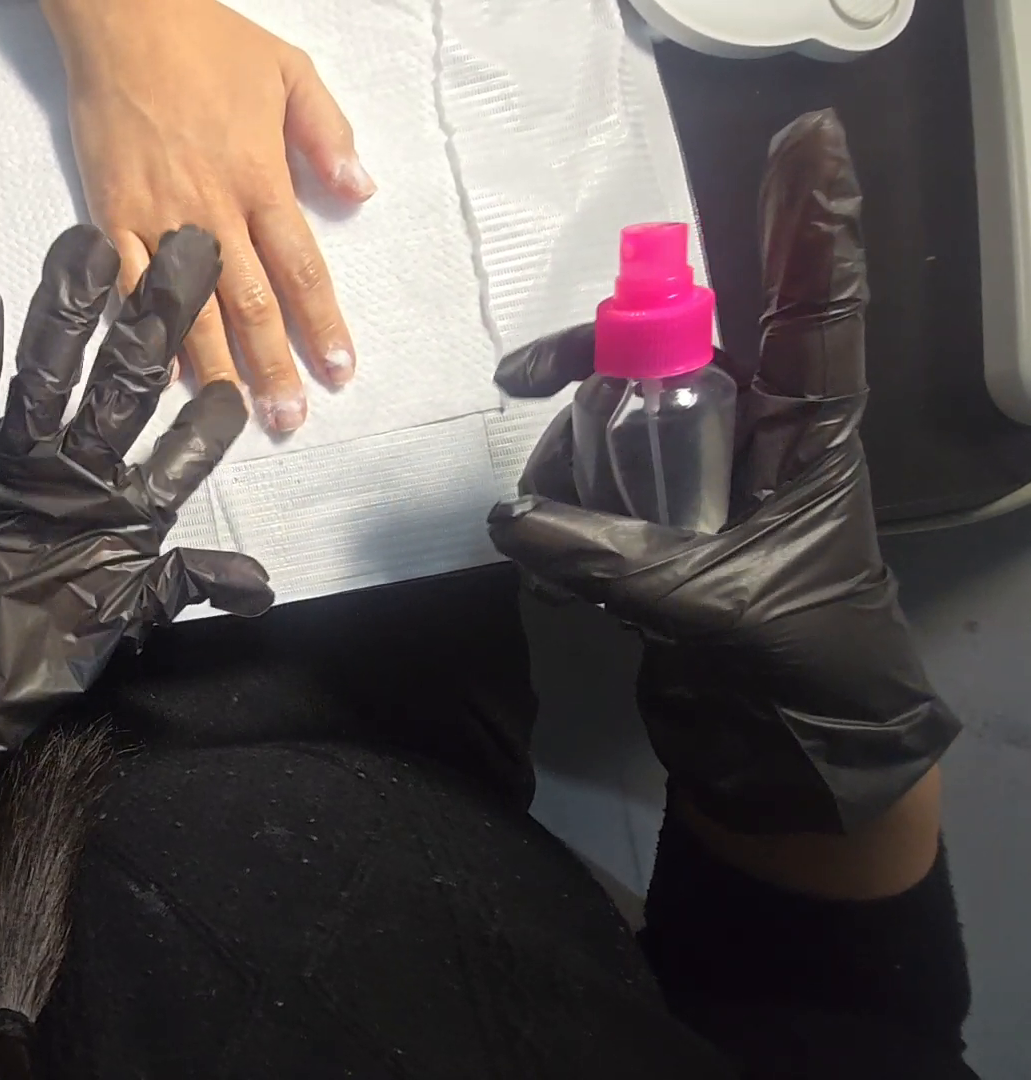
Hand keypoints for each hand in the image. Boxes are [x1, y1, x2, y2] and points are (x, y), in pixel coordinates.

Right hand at [0, 225, 273, 775]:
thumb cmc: (47, 644)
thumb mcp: (127, 614)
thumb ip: (187, 585)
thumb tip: (261, 587)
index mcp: (129, 506)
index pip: (182, 453)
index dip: (209, 421)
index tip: (236, 383)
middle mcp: (81, 468)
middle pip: (122, 385)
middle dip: (155, 322)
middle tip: (191, 249)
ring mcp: (22, 462)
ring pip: (48, 379)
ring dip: (67, 318)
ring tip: (89, 247)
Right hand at [43, 0, 371, 431]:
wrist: (125, 21)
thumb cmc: (208, 45)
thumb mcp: (289, 71)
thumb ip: (328, 134)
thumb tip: (360, 191)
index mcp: (261, 180)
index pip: (302, 270)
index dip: (322, 325)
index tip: (338, 371)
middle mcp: (214, 212)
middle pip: (251, 306)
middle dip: (273, 367)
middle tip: (289, 418)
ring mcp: (160, 221)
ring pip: (193, 310)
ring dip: (217, 367)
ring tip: (235, 414)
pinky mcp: (114, 221)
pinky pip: (132, 287)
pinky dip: (149, 331)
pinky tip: (166, 373)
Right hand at [486, 110, 958, 833]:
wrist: (777, 735)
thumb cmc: (795, 665)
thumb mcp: (712, 605)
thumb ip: (608, 556)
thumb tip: (509, 518)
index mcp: (804, 433)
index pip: (810, 311)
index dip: (807, 224)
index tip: (801, 142)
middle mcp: (744, 437)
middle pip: (665, 350)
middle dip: (593, 356)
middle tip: (524, 378)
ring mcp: (686, 477)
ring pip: (606, 418)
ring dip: (565, 456)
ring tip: (559, 528)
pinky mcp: (640, 517)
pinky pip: (578, 476)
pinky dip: (551, 501)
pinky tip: (553, 547)